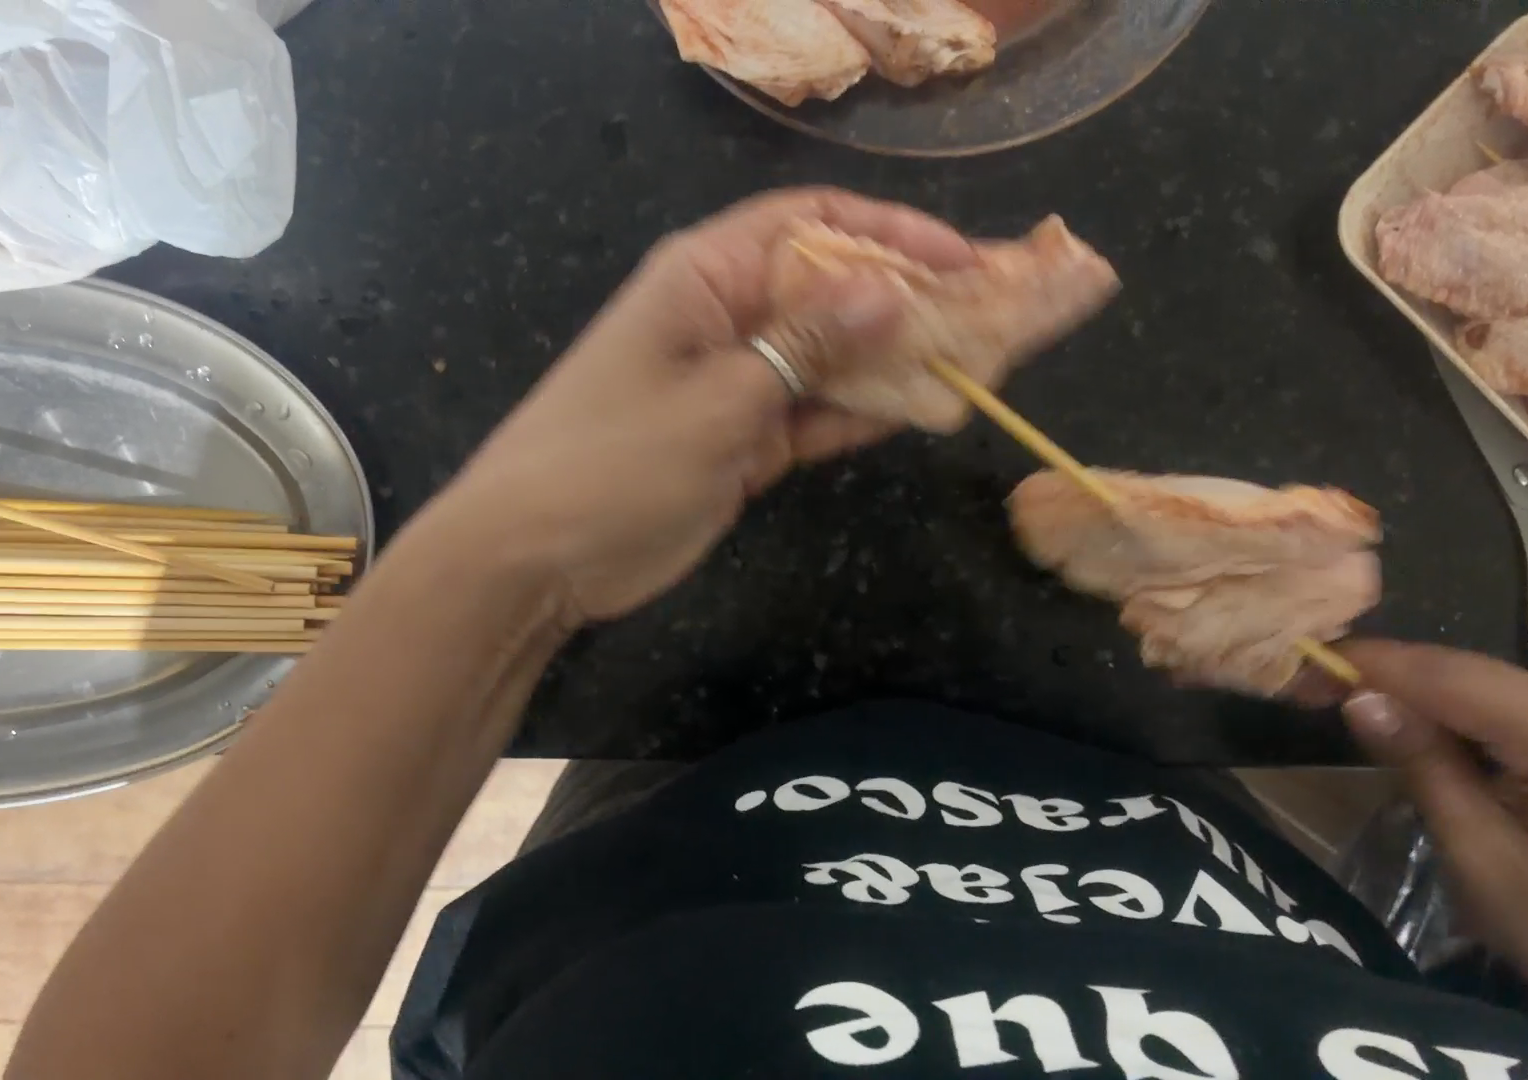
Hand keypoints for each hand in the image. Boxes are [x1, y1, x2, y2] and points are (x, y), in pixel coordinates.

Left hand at [427, 187, 973, 624]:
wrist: (536, 558)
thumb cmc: (611, 463)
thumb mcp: (715, 400)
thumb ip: (804, 346)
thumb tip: (891, 290)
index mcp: (705, 279)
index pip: (810, 224)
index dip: (888, 233)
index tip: (961, 258)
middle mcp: (726, 319)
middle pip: (829, 290)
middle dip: (906, 299)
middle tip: (991, 313)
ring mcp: (736, 384)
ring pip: (829, 357)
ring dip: (893, 361)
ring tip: (976, 361)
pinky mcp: (742, 442)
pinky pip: (813, 414)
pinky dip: (860, 414)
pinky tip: (920, 412)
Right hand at [1337, 641, 1527, 1079]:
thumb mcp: (1470, 844)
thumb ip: (1419, 762)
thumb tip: (1354, 697)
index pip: (1450, 681)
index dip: (1368, 667)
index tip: (1298, 668)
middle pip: (1453, 668)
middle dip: (1373, 668)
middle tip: (1301, 679)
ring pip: (1457, 671)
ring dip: (1390, 678)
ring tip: (1324, 688)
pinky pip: (1472, 690)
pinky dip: (1418, 693)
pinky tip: (1377, 702)